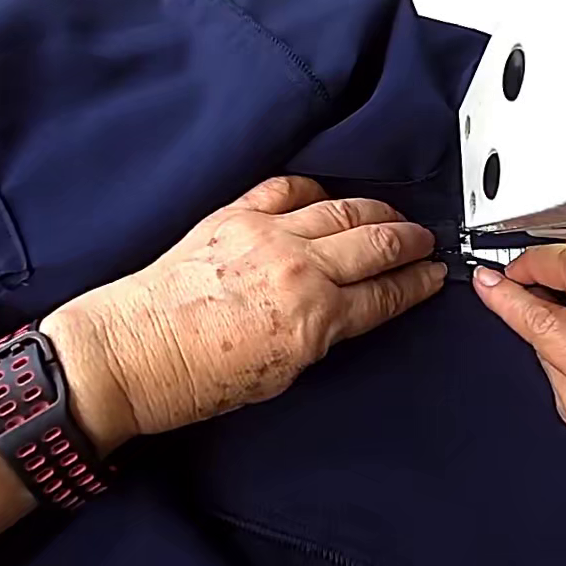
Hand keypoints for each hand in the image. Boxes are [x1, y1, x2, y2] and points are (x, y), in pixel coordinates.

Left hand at [43, 176, 446, 452]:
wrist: (132, 352)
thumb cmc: (196, 377)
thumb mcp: (279, 375)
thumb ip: (319, 334)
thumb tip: (339, 309)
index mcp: (314, 321)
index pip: (385, 294)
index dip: (416, 283)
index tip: (432, 275)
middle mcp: (297, 270)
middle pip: (374, 245)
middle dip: (408, 241)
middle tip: (423, 240)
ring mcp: (265, 235)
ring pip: (340, 210)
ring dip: (374, 212)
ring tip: (390, 216)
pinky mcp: (233, 216)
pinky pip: (286, 188)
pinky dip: (312, 189)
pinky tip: (325, 195)